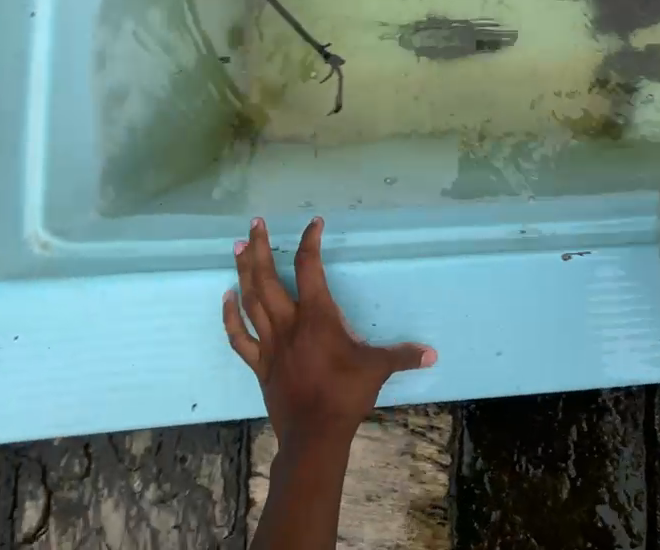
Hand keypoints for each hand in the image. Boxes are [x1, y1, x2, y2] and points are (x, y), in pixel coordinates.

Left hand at [224, 216, 436, 439]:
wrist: (314, 436)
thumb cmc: (347, 394)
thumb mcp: (379, 368)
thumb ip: (403, 355)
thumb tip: (433, 354)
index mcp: (318, 316)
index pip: (309, 267)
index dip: (310, 241)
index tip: (314, 223)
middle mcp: (289, 323)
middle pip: (267, 278)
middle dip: (259, 248)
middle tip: (254, 224)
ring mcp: (271, 344)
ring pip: (250, 301)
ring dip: (242, 272)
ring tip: (237, 247)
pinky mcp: (260, 364)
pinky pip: (239, 336)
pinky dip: (230, 316)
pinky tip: (226, 297)